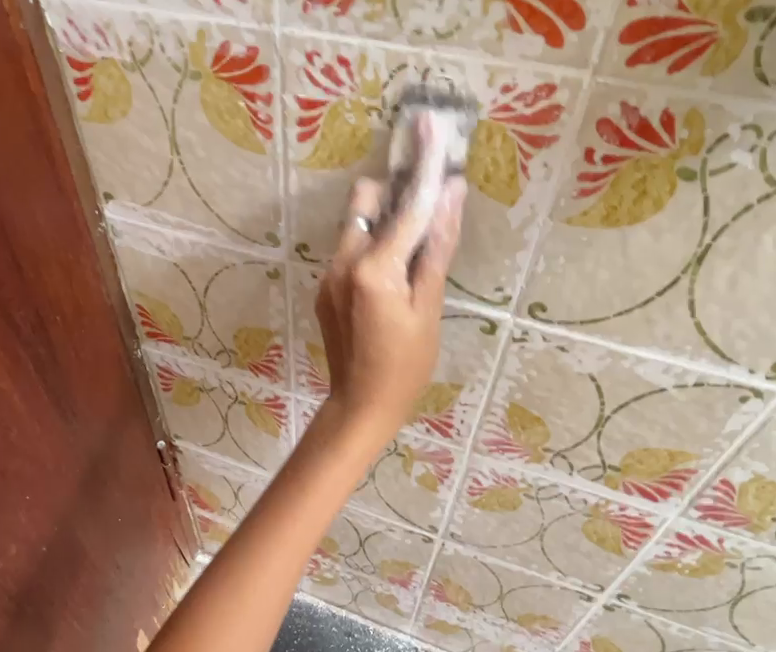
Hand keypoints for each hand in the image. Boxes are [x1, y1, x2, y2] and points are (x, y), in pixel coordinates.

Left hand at [314, 133, 467, 435]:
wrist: (360, 405)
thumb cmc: (405, 366)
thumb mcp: (429, 307)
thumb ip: (437, 247)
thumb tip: (451, 193)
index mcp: (374, 270)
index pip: (407, 204)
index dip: (423, 162)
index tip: (430, 121)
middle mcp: (343, 264)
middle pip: (367, 201)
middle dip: (395, 196)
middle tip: (424, 216)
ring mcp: (328, 277)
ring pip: (356, 224)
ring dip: (382, 223)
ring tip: (408, 258)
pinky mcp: (324, 289)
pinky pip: (350, 251)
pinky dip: (372, 249)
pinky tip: (390, 282)